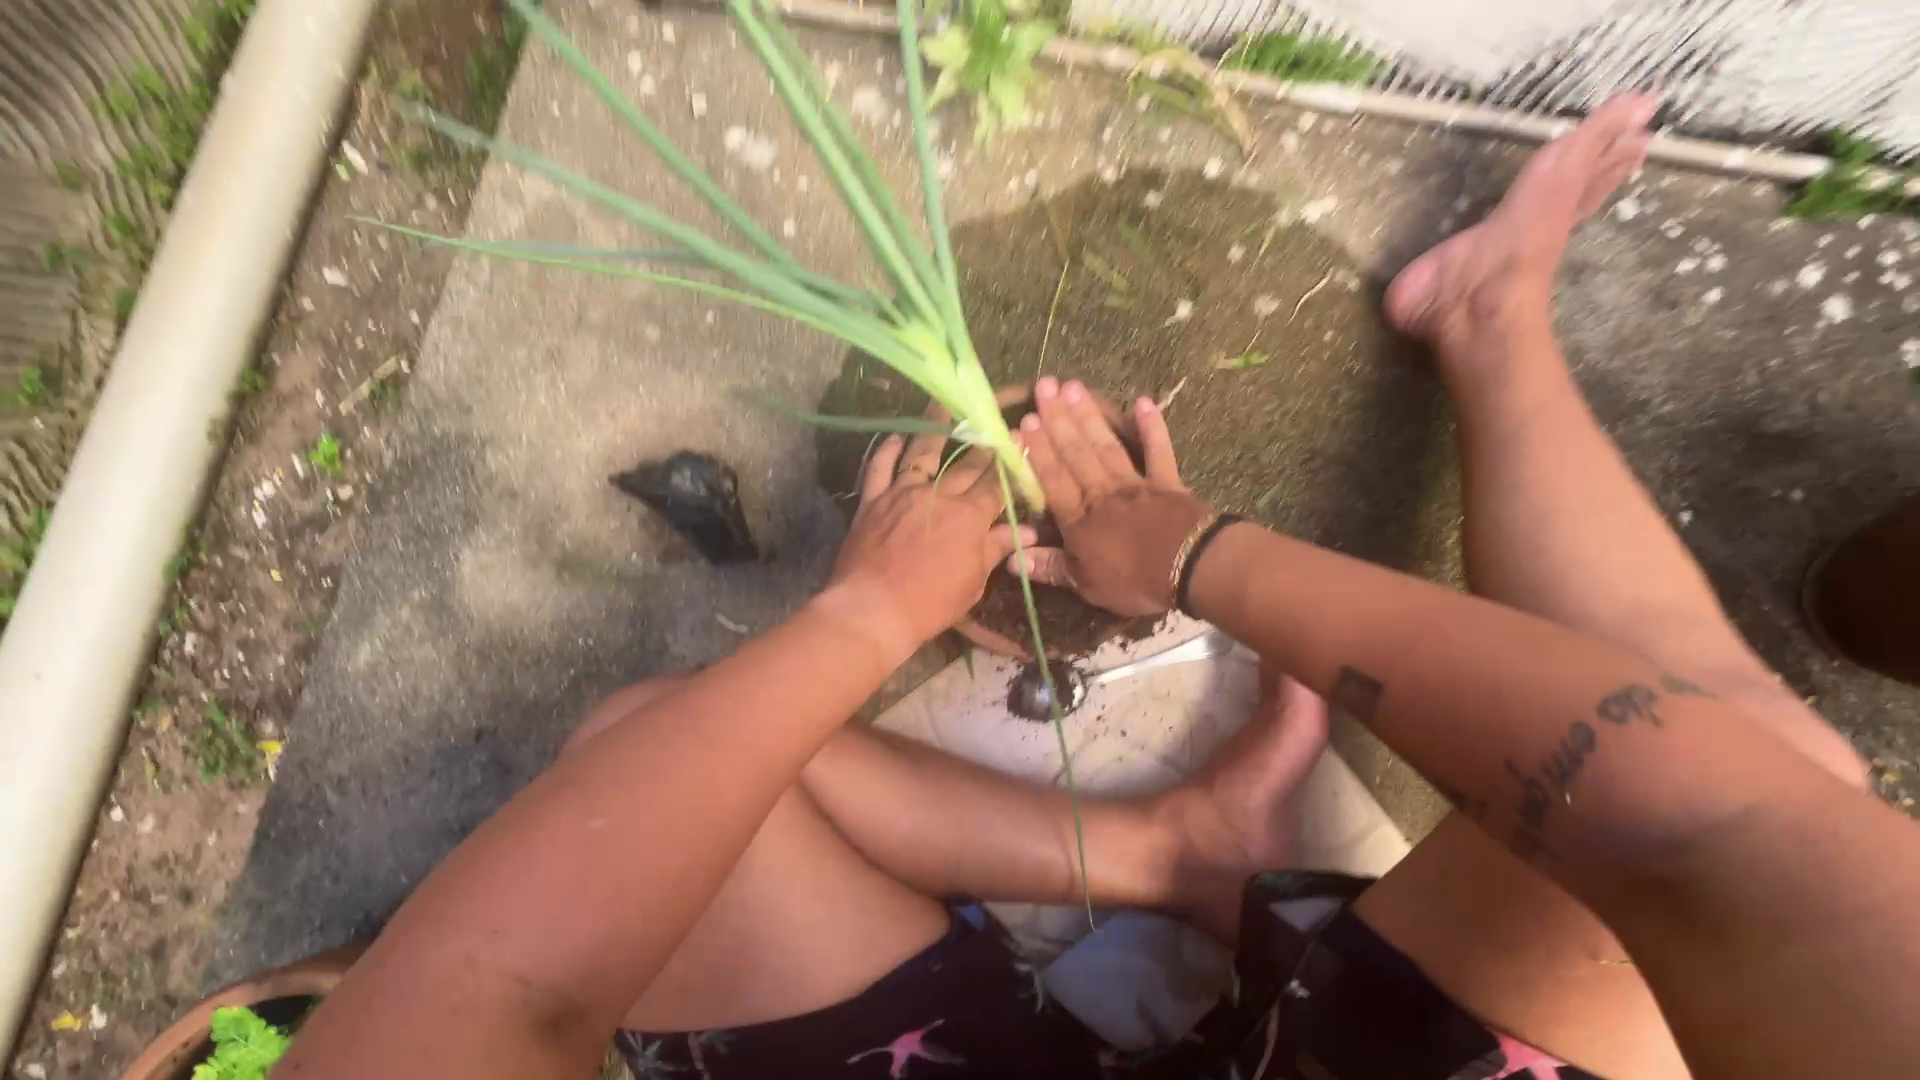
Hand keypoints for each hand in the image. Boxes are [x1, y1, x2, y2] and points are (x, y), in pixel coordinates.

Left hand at [816, 428, 1035, 664]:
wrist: (872, 609)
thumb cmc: (930, 603)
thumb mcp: (973, 582)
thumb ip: (996, 549)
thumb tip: (1027, 530)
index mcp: (969, 516)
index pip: (998, 483)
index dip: (1012, 463)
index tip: (1021, 442)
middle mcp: (938, 495)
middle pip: (967, 464)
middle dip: (984, 445)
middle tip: (993, 425)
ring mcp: (902, 493)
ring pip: (923, 452)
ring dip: (936, 426)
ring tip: (945, 403)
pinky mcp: (873, 500)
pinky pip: (880, 467)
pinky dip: (888, 450)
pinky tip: (897, 437)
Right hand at [1011, 377, 1211, 615]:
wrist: (1191, 568)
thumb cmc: (1134, 581)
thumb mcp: (1085, 585)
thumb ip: (1050, 567)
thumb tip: (1010, 559)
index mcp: (1079, 519)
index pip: (1052, 478)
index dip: (1038, 451)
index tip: (1025, 421)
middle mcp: (1102, 492)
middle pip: (1076, 452)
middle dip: (1058, 419)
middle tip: (1045, 385)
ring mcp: (1135, 483)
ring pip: (1106, 445)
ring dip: (1089, 416)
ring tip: (1074, 386)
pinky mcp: (1167, 482)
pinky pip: (1158, 451)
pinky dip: (1152, 427)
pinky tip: (1143, 402)